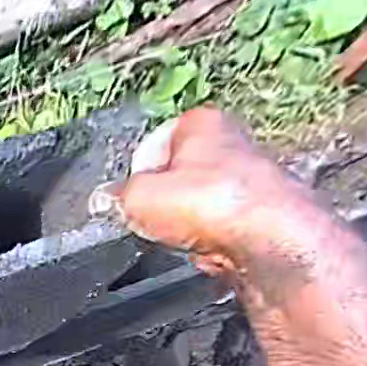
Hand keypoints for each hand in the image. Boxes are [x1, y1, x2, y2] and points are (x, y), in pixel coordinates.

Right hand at [118, 108, 341, 275]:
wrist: (262, 236)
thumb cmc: (205, 202)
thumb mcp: (137, 196)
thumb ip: (116, 196)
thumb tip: (104, 199)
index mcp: (201, 121)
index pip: (153, 144)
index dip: (137, 173)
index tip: (131, 196)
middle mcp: (227, 139)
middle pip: (173, 173)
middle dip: (159, 197)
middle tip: (150, 217)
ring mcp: (242, 173)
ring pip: (191, 200)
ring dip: (178, 219)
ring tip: (177, 233)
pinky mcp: (250, 207)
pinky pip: (209, 222)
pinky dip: (200, 234)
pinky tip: (198, 244)